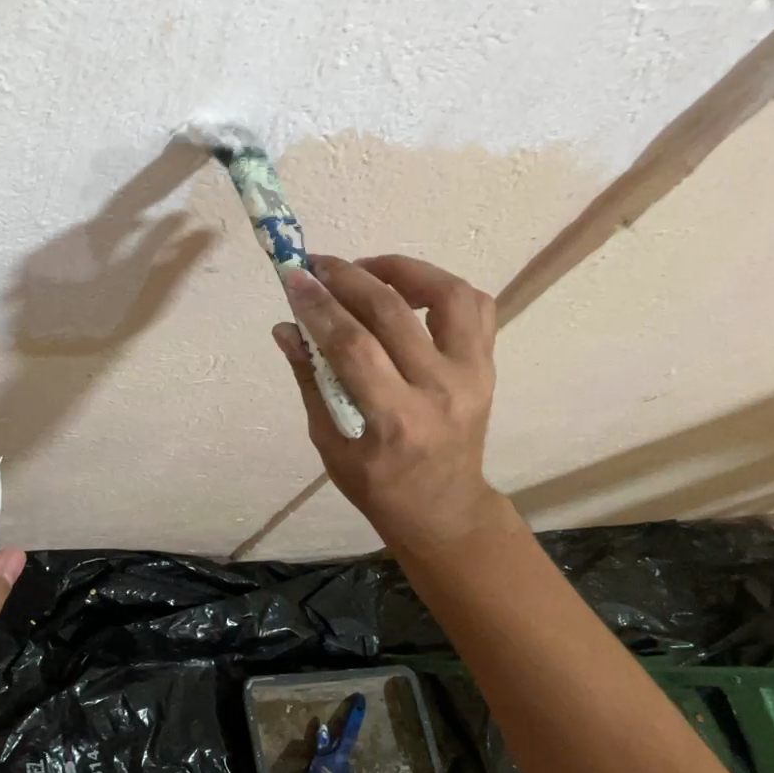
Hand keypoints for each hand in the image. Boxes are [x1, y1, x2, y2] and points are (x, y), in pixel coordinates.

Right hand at [272, 255, 502, 555]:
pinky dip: (441, 285)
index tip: (294, 278)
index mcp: (396, 421)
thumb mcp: (329, 442)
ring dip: (403, 270)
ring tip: (367, 269)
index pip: (354, 346)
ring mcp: (473, 374)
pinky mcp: (487, 365)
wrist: (443, 507)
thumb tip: (286, 327)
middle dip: (348, 278)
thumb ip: (310, 379)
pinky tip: (406, 289)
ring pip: (449, 296)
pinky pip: (475, 307)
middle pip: (394, 313)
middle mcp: (441, 391)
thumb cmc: (377, 483)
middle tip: (319, 265)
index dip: (320, 306)